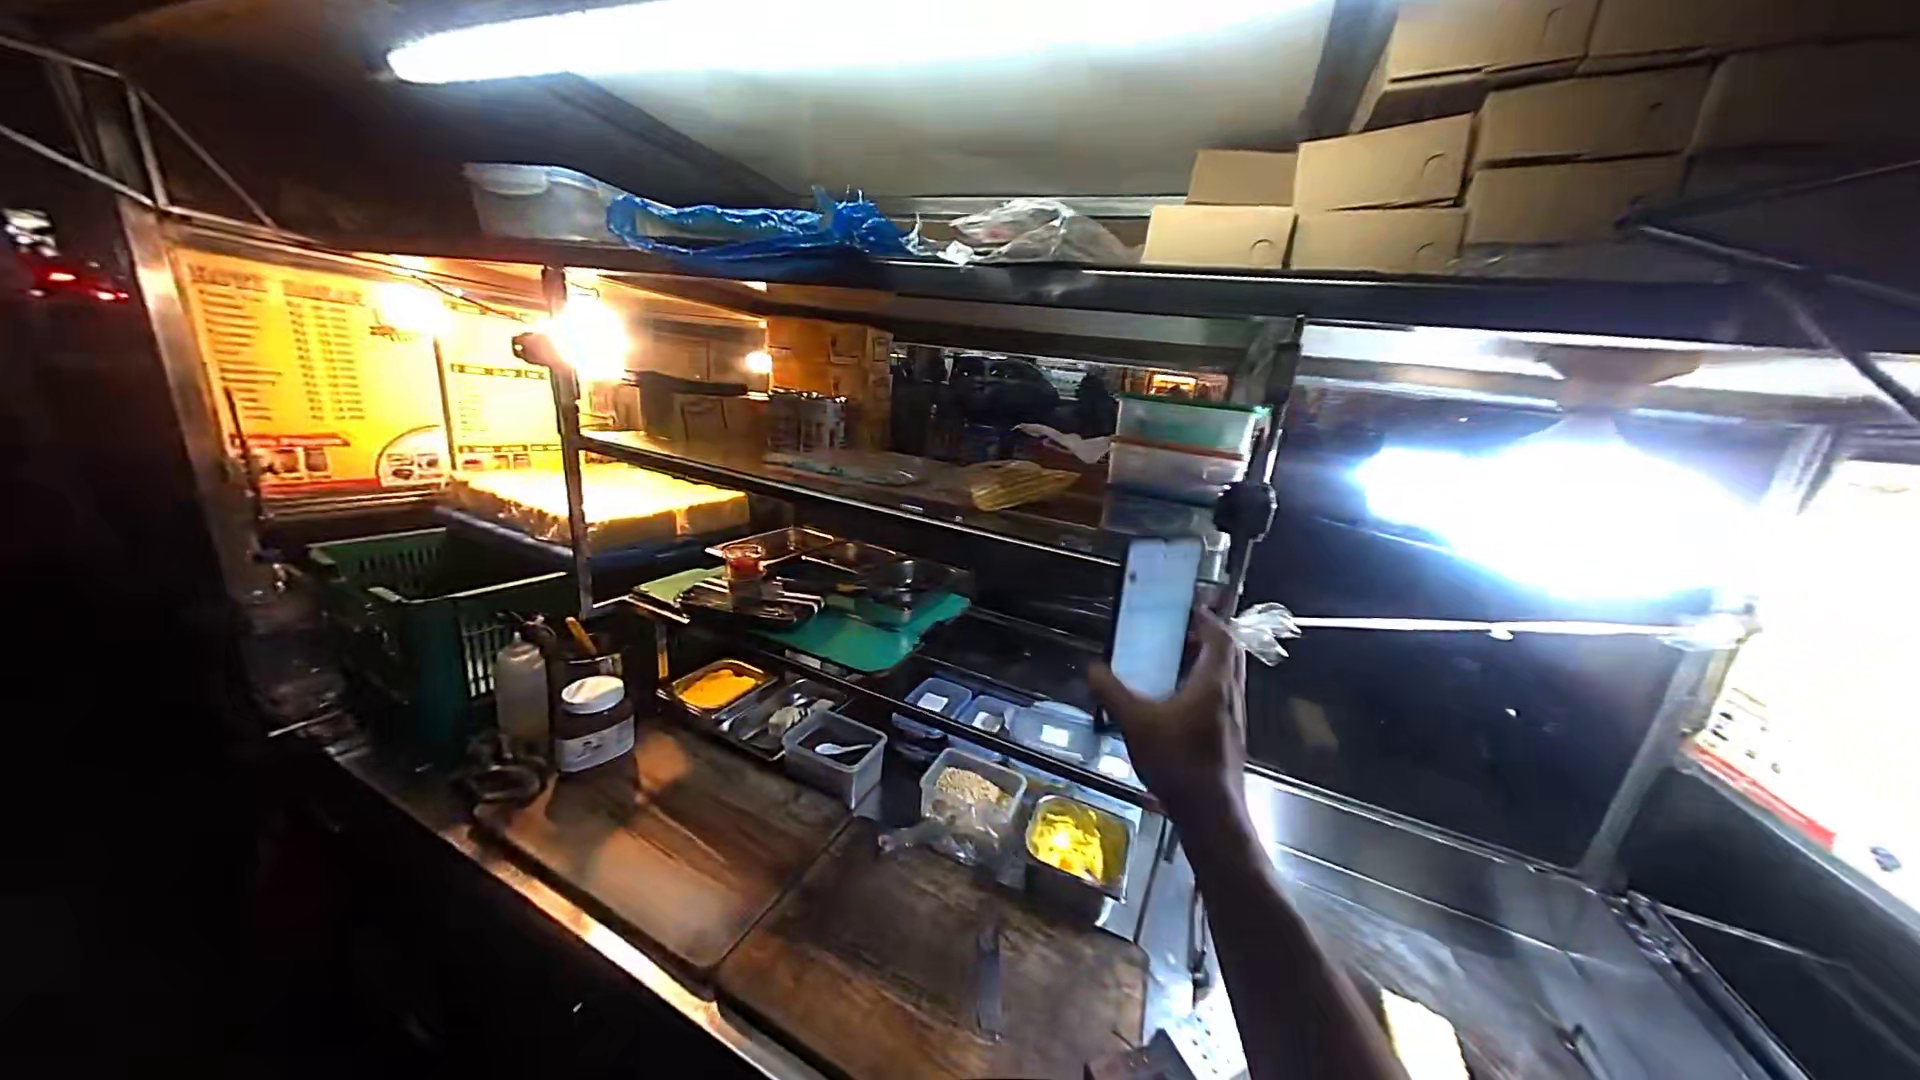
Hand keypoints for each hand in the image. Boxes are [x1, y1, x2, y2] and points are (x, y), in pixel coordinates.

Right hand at [1090, 604, 1248, 823]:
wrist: (1210, 812)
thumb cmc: (1177, 760)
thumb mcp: (1135, 722)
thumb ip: (1111, 692)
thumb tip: (1092, 668)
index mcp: (1215, 683)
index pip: (1221, 638)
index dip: (1207, 619)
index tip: (1189, 609)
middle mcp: (1230, 695)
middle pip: (1230, 654)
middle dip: (1208, 638)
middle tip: (1181, 632)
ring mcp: (1233, 718)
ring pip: (1227, 677)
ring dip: (1206, 662)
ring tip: (1174, 662)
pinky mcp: (1229, 736)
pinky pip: (1220, 697)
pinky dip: (1204, 685)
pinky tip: (1176, 701)